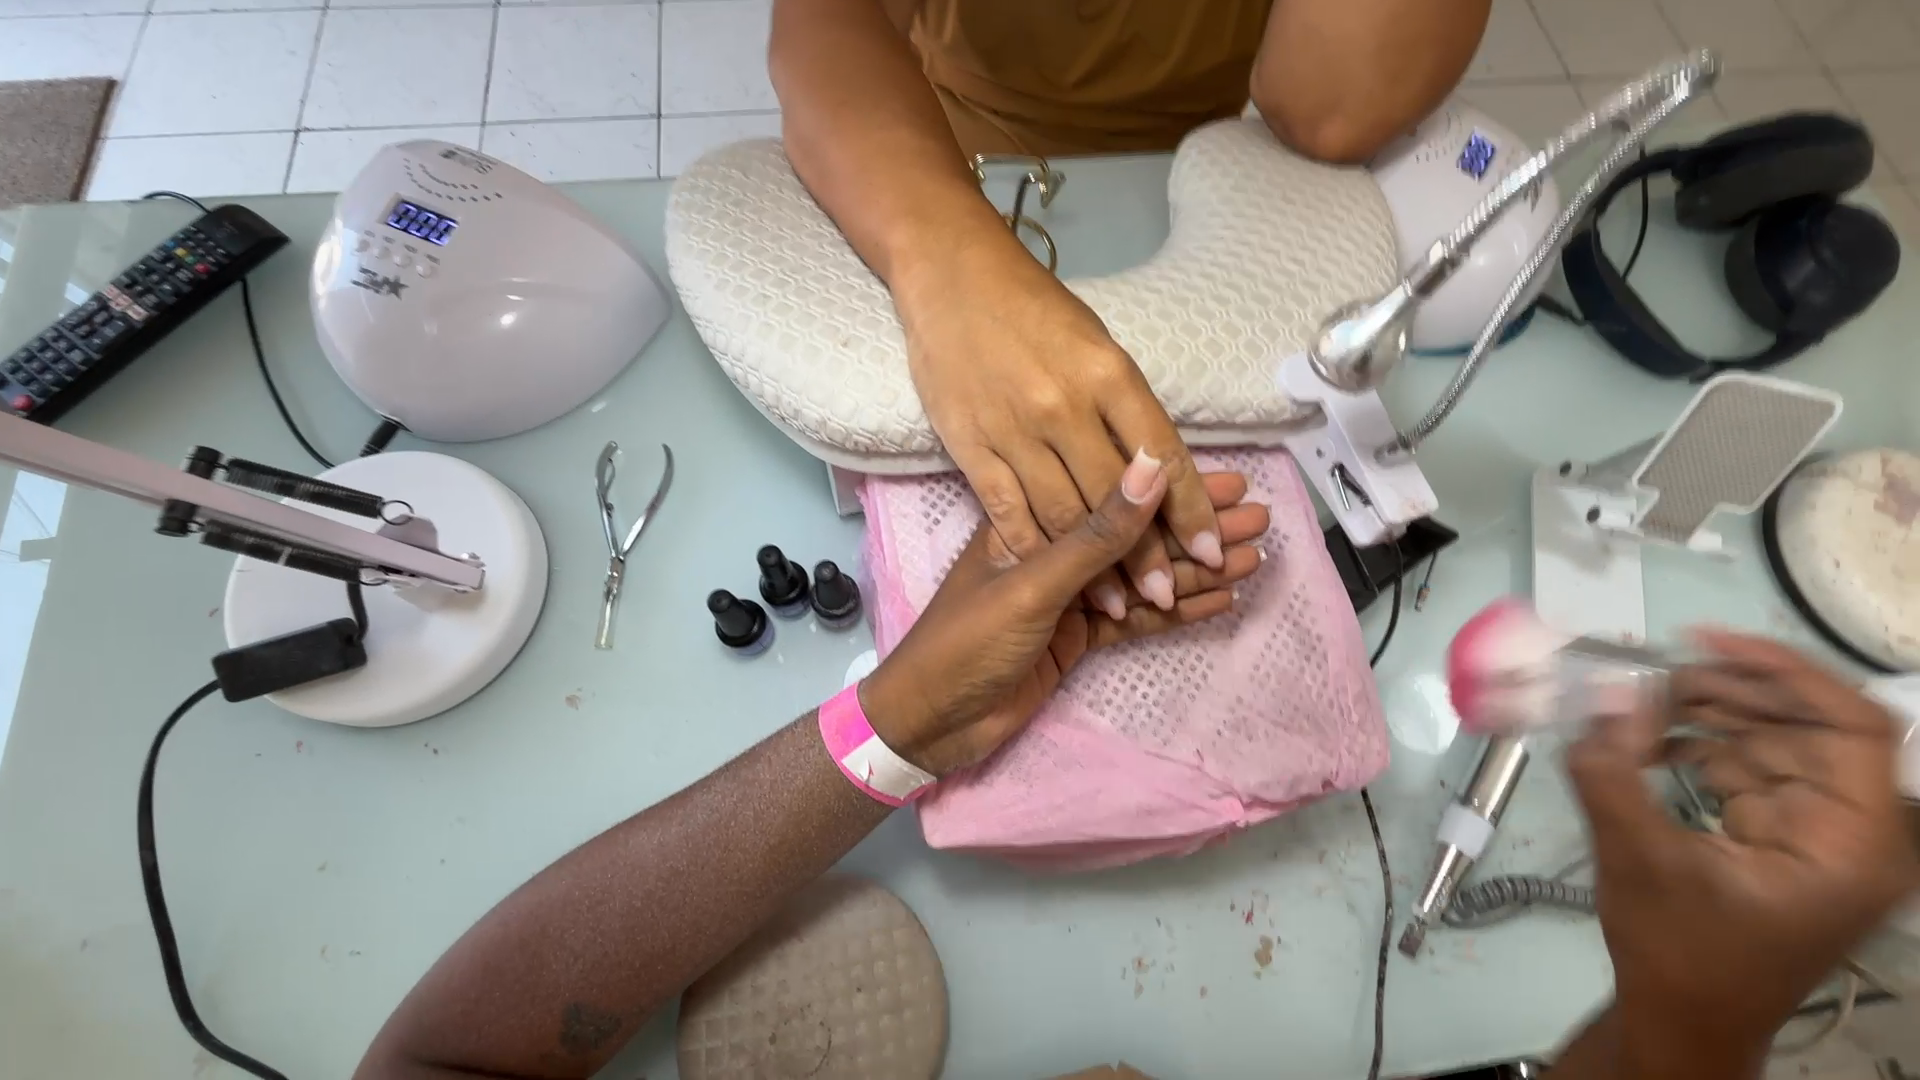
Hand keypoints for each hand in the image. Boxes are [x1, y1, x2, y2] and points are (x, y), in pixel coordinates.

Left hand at [859, 451, 1261, 776]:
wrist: (930, 721)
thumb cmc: (967, 642)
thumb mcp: (1033, 584)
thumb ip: (1097, 534)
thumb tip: (1151, 466)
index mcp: (1035, 525)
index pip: (1116, 498)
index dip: (1175, 492)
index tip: (1231, 484)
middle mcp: (1055, 554)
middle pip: (1138, 538)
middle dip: (1196, 531)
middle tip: (1259, 524)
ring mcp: (1067, 598)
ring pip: (1143, 579)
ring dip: (1195, 572)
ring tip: (1252, 561)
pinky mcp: (1075, 638)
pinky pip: (1133, 620)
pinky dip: (1173, 613)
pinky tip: (1217, 604)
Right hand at [891, 236, 1218, 622]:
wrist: (951, 278)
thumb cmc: (1032, 307)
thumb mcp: (1096, 342)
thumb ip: (1123, 406)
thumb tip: (1155, 469)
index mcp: (1107, 373)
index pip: (1162, 453)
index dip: (1190, 508)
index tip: (1213, 549)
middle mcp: (1064, 406)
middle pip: (1114, 498)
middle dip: (1147, 555)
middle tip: (1169, 596)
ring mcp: (1013, 431)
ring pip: (1064, 515)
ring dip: (1096, 569)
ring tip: (1124, 606)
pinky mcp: (970, 448)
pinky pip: (1009, 512)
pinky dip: (1038, 551)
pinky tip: (1057, 580)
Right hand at [1567, 630, 1919, 1069]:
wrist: (1682, 1013)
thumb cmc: (1677, 949)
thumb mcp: (1636, 858)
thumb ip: (1612, 772)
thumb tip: (1599, 699)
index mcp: (1851, 842)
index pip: (1855, 728)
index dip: (1788, 672)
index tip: (1705, 640)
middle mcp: (1850, 830)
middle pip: (1808, 727)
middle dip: (1726, 691)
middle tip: (1646, 676)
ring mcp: (1814, 832)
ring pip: (1772, 741)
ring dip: (1704, 714)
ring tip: (1635, 706)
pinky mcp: (1775, 835)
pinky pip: (1745, 767)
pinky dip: (1695, 745)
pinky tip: (1646, 742)